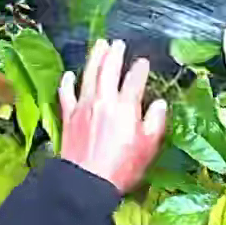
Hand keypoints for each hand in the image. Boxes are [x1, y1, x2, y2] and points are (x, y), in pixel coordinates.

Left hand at [58, 39, 167, 193]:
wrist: (86, 181)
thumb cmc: (121, 167)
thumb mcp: (147, 147)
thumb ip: (155, 122)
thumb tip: (159, 104)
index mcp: (125, 107)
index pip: (134, 80)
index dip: (139, 69)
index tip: (143, 62)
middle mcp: (103, 101)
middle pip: (108, 69)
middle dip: (114, 54)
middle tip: (118, 43)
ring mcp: (83, 106)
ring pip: (88, 74)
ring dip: (94, 57)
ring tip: (99, 45)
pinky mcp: (69, 115)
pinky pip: (66, 93)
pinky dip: (67, 81)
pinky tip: (69, 74)